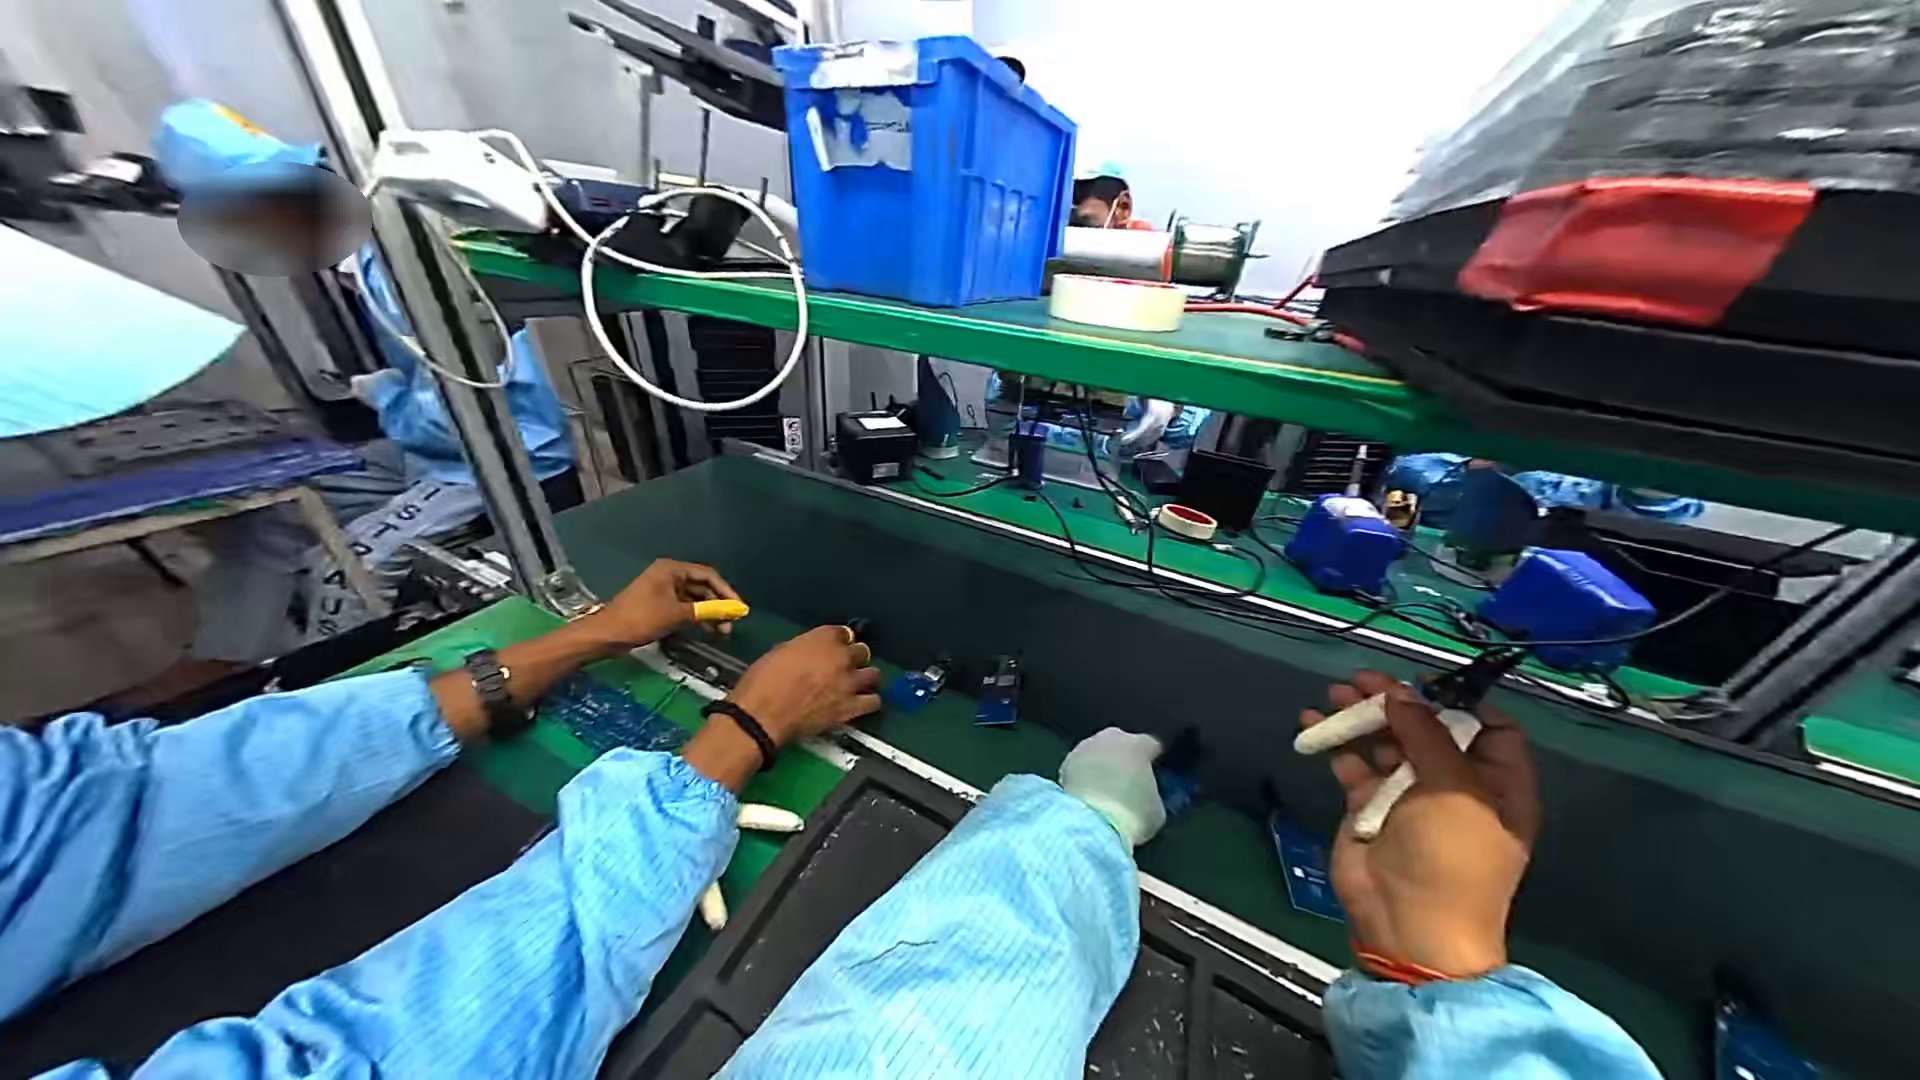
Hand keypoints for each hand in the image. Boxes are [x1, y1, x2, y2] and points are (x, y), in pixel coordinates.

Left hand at [583, 559, 740, 648]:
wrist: (605, 635)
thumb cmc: (640, 619)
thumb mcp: (677, 614)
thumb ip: (707, 611)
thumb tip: (733, 611)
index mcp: (672, 569)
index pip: (708, 576)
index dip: (726, 591)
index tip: (739, 608)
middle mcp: (669, 575)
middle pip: (702, 587)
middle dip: (718, 604)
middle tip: (732, 622)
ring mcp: (663, 590)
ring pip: (695, 599)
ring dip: (709, 613)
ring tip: (723, 631)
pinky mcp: (659, 604)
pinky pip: (685, 607)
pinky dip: (697, 617)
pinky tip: (708, 629)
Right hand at [728, 626, 881, 745]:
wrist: (762, 715)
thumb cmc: (762, 683)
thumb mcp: (779, 652)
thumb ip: (802, 649)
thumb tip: (807, 654)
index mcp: (822, 638)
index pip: (843, 632)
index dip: (839, 640)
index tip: (835, 646)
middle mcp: (841, 657)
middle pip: (862, 650)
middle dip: (854, 657)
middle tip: (845, 665)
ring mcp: (849, 682)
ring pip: (873, 674)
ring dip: (865, 677)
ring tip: (857, 683)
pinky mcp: (850, 707)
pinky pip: (873, 701)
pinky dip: (869, 701)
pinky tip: (861, 703)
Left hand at [1058, 728, 1165, 847]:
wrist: (1091, 823)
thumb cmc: (1132, 815)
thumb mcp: (1156, 808)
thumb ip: (1152, 793)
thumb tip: (1146, 794)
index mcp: (1137, 745)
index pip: (1150, 744)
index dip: (1153, 759)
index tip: (1154, 771)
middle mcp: (1110, 738)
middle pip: (1120, 742)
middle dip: (1124, 757)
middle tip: (1127, 779)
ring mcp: (1085, 747)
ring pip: (1097, 751)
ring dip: (1101, 763)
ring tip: (1104, 787)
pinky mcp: (1065, 761)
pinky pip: (1080, 764)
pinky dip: (1084, 774)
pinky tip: (1087, 792)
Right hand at [1300, 670, 1538, 978]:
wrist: (1405, 920)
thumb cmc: (1449, 857)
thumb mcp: (1454, 791)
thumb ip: (1427, 735)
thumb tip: (1400, 694)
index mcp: (1495, 786)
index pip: (1490, 730)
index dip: (1461, 702)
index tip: (1423, 684)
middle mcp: (1453, 785)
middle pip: (1426, 728)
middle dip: (1395, 701)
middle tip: (1361, 680)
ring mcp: (1407, 794)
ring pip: (1384, 741)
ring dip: (1360, 716)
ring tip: (1335, 694)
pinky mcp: (1366, 803)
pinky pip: (1351, 762)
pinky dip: (1333, 742)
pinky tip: (1314, 724)